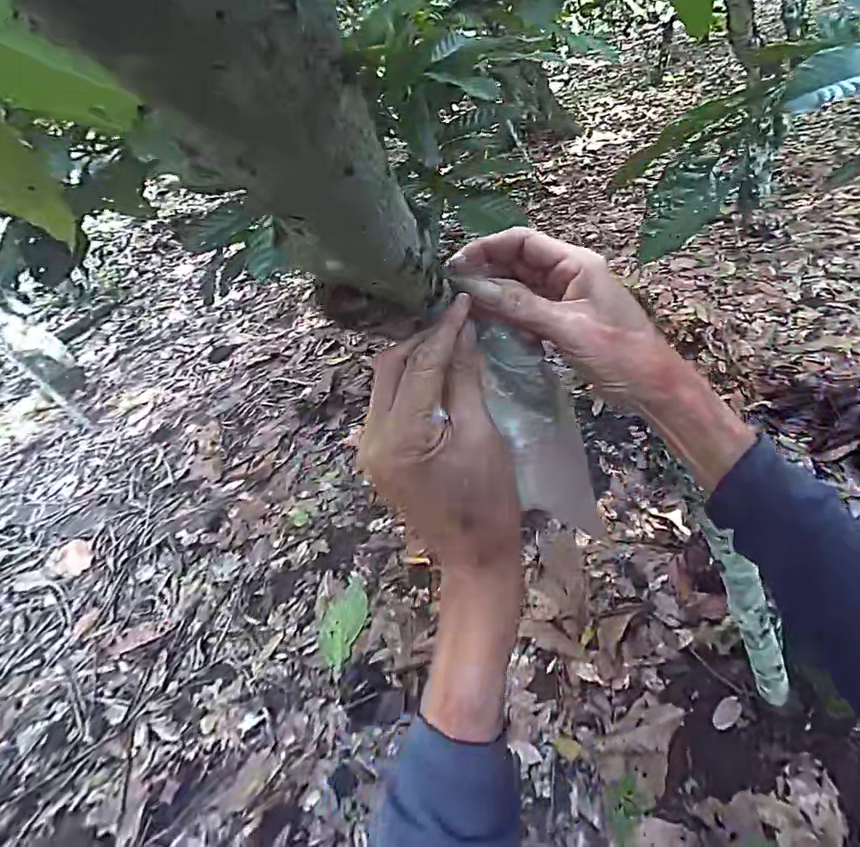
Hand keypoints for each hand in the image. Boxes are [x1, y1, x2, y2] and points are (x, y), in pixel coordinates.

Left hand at [360, 296, 522, 742]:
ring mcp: (369, 449)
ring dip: (415, 359)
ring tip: (450, 340)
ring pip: (385, 383)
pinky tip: (438, 373)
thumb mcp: (484, 433)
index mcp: (399, 436)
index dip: (444, 330)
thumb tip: (466, 333)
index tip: (463, 301)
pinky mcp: (378, 456)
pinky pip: (389, 404)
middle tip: (457, 320)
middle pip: (390, 368)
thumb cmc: (490, 499)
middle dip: (423, 340)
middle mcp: (371, 439)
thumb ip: (466, 379)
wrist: (475, 557)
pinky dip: (412, 383)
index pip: (419, 365)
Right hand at [451, 228, 754, 486]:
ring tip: (465, 306)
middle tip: (454, 288)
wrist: (651, 385)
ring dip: (496, 294)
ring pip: (521, 286)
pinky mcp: (563, 319)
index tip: (457, 264)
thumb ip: (521, 306)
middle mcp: (569, 274)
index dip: (488, 247)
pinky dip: (510, 314)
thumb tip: (475, 287)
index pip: (523, 241)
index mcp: (576, 263)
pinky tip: (489, 323)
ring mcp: (566, 297)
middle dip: (487, 271)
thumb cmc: (618, 352)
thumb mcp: (567, 328)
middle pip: (519, 261)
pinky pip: (529, 308)